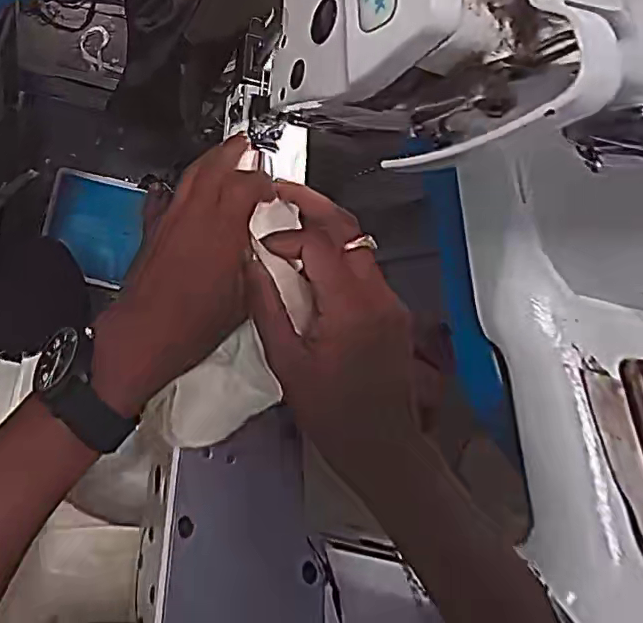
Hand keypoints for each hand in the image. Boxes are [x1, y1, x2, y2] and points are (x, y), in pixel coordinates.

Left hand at [93, 135, 271, 415]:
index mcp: (223, 227)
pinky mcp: (154, 228)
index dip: (262, 179)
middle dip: (232, 151)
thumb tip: (256, 251)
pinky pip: (166, 195)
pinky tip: (178, 188)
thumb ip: (251, 263)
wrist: (145, 332)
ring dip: (208, 161)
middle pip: (214, 166)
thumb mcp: (242, 296)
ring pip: (190, 175)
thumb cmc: (189, 322)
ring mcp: (172, 218)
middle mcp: (195, 215)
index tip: (269, 184)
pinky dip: (177, 188)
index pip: (246, 184)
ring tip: (219, 156)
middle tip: (243, 144)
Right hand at [247, 181, 426, 484]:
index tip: (263, 247)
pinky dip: (335, 255)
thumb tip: (251, 266)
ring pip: (358, 245)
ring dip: (324, 228)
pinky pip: (362, 268)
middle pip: (348, 229)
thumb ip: (266, 308)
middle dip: (312, 204)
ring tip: (291, 222)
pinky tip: (310, 264)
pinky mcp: (391, 311)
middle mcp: (377, 297)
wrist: (385, 450)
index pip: (319, 245)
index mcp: (351, 309)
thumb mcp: (288, 364)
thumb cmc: (336, 418)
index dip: (286, 237)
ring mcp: (389, 303)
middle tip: (283, 192)